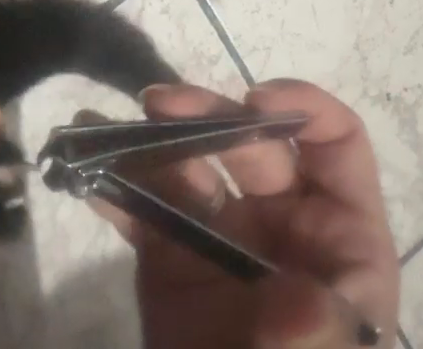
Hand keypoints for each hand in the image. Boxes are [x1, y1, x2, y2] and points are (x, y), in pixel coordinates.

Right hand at [91, 80, 399, 348]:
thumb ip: (317, 339)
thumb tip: (304, 293)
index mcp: (337, 238)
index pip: (335, 148)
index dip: (305, 110)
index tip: (253, 99)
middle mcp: (279, 223)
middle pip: (246, 144)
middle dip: (203, 114)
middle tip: (155, 104)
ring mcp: (217, 235)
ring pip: (184, 164)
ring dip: (145, 139)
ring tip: (98, 127)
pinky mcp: (166, 256)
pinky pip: (138, 207)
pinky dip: (110, 186)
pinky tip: (85, 179)